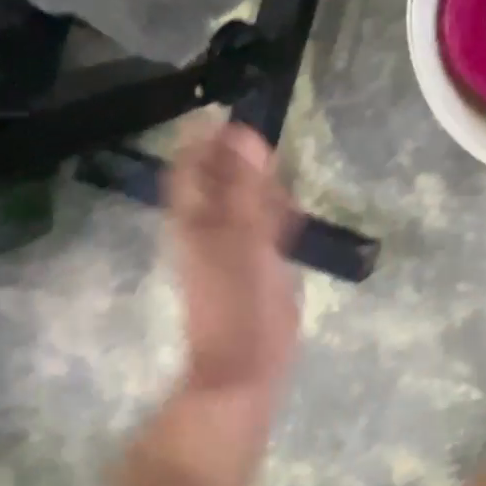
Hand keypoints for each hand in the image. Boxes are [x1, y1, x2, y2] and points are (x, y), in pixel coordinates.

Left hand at [165, 119, 300, 391]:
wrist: (244, 368)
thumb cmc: (238, 305)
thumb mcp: (242, 240)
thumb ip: (245, 189)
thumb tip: (243, 133)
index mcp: (195, 218)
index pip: (192, 163)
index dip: (208, 136)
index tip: (239, 117)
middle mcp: (208, 226)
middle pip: (219, 177)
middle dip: (242, 158)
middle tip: (271, 153)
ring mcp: (232, 246)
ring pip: (243, 200)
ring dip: (263, 186)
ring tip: (284, 185)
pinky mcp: (256, 264)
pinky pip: (264, 226)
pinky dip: (277, 213)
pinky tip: (294, 214)